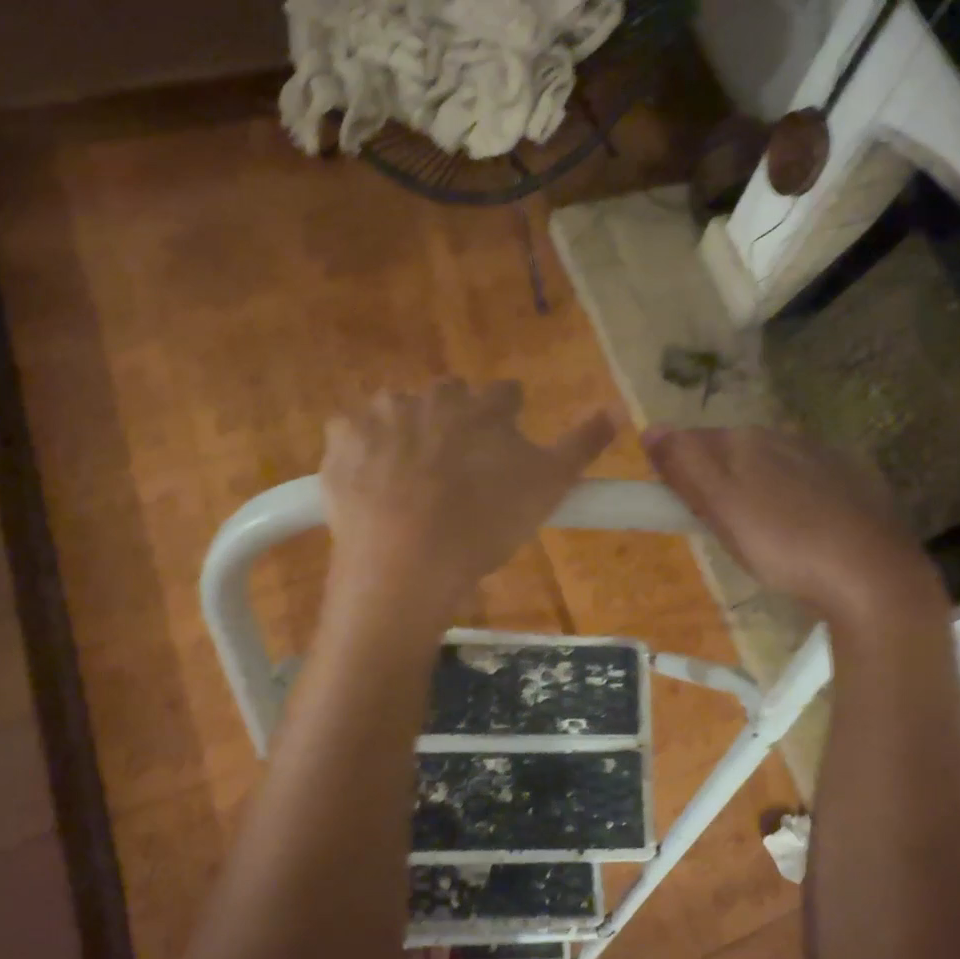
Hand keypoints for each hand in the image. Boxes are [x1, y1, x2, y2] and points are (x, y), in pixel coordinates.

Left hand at [321, 379, 614, 616]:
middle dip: (454, 424)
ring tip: (411, 486)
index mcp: (483, 406)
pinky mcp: (340, 441)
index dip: (507, 420)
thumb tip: (619, 407)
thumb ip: (583, 445)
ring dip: (406, 436)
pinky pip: (352, 435)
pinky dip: (362, 453)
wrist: (406, 563)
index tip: (503, 450)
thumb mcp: (549, 488)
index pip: (505, 395)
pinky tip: (372, 487)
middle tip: (456, 473)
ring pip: (398, 414)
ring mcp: (380, 415)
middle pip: (448, 399)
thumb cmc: (484, 526)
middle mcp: (431, 397)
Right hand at [642, 426, 946, 625]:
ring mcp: (828, 459)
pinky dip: (797, 499)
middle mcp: (788, 438)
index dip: (680, 468)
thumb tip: (650, 428)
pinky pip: (812, 483)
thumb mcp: (722, 508)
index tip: (674, 502)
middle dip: (719, 476)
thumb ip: (686, 466)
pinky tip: (802, 529)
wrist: (871, 575)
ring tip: (758, 531)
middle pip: (737, 450)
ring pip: (776, 465)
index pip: (696, 440)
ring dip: (759, 486)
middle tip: (713, 522)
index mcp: (749, 441)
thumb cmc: (783, 544)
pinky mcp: (859, 485)